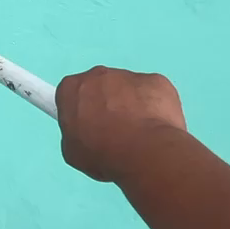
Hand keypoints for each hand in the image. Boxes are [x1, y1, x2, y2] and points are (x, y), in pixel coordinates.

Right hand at [56, 66, 187, 182]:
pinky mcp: (157, 81)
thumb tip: (86, 134)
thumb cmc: (101, 153)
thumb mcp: (73, 151)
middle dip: (107, 104)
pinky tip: (159, 128)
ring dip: (133, 106)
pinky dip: (157, 107)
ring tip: (141, 134)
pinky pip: (155, 93)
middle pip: (101, 87)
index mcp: (71, 88)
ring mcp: (129, 76)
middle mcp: (97, 75)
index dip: (81, 111)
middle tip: (116, 131)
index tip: (89, 126)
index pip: (72, 94)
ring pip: (130, 89)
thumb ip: (75, 132)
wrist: (144, 153)